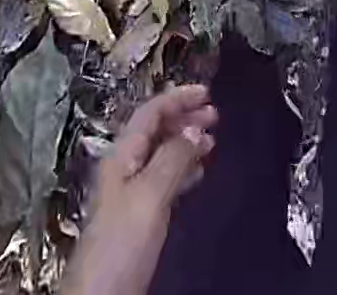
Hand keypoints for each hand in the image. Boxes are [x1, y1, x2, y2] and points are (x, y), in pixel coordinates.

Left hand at [61, 84, 216, 294]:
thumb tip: (195, 127)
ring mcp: (131, 193)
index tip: (207, 92)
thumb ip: (172, 159)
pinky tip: (199, 172)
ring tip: (212, 139)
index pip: (150, 113)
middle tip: (215, 114)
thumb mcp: (150, 196)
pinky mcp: (139, 217)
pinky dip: (184, 168)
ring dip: (186, 141)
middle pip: (155, 130)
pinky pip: (165, 178)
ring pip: (162, 153)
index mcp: (122, 156)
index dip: (177, 98)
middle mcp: (125, 168)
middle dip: (184, 116)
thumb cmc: (122, 244)